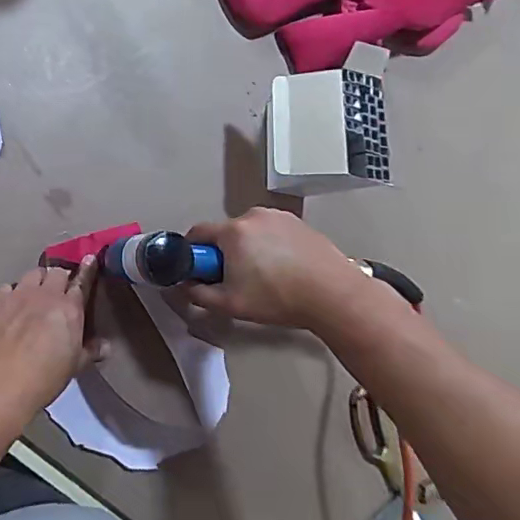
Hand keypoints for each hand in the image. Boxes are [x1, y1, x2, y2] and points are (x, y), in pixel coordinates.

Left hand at [0, 257, 101, 420]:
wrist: (1, 379)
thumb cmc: (45, 376)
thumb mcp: (75, 366)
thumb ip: (90, 351)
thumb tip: (106, 346)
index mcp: (70, 308)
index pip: (82, 282)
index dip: (87, 270)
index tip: (89, 259)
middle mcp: (46, 294)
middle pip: (57, 272)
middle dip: (60, 277)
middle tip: (59, 289)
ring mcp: (20, 293)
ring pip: (33, 273)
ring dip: (38, 280)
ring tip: (36, 291)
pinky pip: (8, 287)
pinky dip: (12, 292)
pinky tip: (11, 304)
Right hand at [183, 208, 404, 332]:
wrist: (334, 296)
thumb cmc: (280, 298)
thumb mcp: (231, 304)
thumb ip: (199, 294)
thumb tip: (185, 286)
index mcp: (233, 230)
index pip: (198, 232)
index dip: (194, 253)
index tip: (202, 271)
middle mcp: (254, 216)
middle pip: (226, 233)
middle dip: (225, 253)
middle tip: (236, 280)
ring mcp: (279, 217)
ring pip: (250, 232)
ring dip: (249, 249)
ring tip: (265, 278)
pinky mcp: (299, 223)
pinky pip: (273, 233)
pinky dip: (271, 247)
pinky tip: (284, 270)